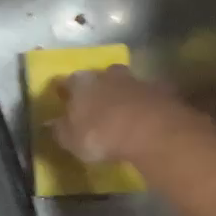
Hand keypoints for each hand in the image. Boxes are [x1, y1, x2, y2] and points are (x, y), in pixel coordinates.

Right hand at [48, 64, 196, 163]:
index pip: (67, 81)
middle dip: (98, 88)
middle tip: (96, 105)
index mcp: (81, 83)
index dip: (65, 92)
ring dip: (122, 95)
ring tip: (121, 113)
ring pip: (125, 84)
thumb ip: (60, 130)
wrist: (152, 132)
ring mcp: (138, 80)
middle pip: (100, 77)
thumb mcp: (71, 140)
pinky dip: (144, 104)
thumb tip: (51, 124)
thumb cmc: (101, 134)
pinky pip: (148, 96)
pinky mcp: (163, 91)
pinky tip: (144, 118)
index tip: (64, 101)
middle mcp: (108, 75)